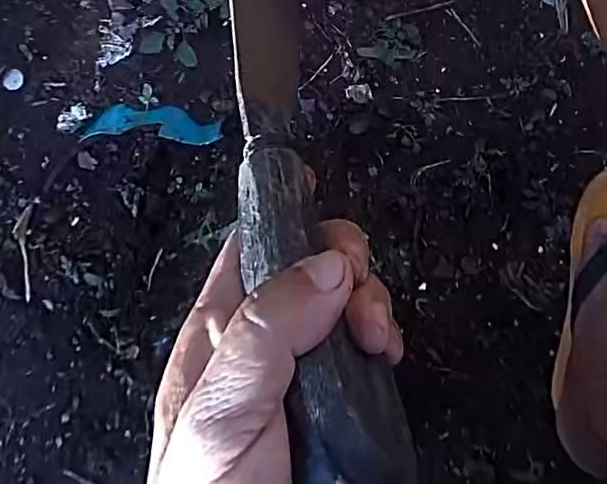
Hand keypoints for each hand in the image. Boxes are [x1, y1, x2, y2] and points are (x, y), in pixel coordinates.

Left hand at [149, 222, 403, 482]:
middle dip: (345, 262)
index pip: (251, 243)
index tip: (316, 194)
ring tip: (378, 340)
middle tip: (359, 295)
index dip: (284, 212)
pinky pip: (368, 345)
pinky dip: (384, 337)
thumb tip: (326, 263)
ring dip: (371, 301)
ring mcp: (305, 372)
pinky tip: (386, 357)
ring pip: (345, 300)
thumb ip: (265, 329)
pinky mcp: (342, 400)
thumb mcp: (220, 412)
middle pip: (309, 263)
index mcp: (220, 332)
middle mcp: (264, 342)